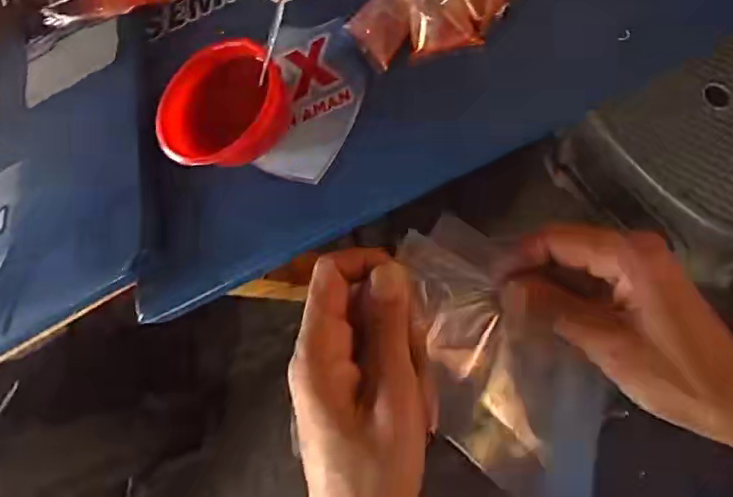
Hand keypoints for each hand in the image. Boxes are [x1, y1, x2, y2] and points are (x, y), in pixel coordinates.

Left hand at [288, 250, 430, 496]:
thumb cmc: (378, 469)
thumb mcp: (394, 394)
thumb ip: (390, 327)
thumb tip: (389, 267)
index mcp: (316, 350)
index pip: (330, 272)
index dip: (366, 263)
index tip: (405, 284)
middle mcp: (313, 353)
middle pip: (353, 298)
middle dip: (393, 316)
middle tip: (419, 356)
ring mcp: (325, 373)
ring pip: (366, 326)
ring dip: (399, 347)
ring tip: (418, 391)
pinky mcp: (338, 390)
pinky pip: (366, 354)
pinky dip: (393, 367)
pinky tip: (412, 400)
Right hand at [503, 224, 732, 453]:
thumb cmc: (677, 376)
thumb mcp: (610, 346)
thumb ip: (558, 310)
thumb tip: (511, 288)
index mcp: (627, 253)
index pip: (559, 239)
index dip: (522, 255)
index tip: (493, 278)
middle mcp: (633, 243)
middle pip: (568, 241)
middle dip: (532, 263)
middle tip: (499, 291)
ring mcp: (641, 258)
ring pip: (580, 255)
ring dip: (549, 273)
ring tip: (517, 297)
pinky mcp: (644, 275)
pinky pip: (597, 268)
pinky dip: (572, 283)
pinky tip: (551, 302)